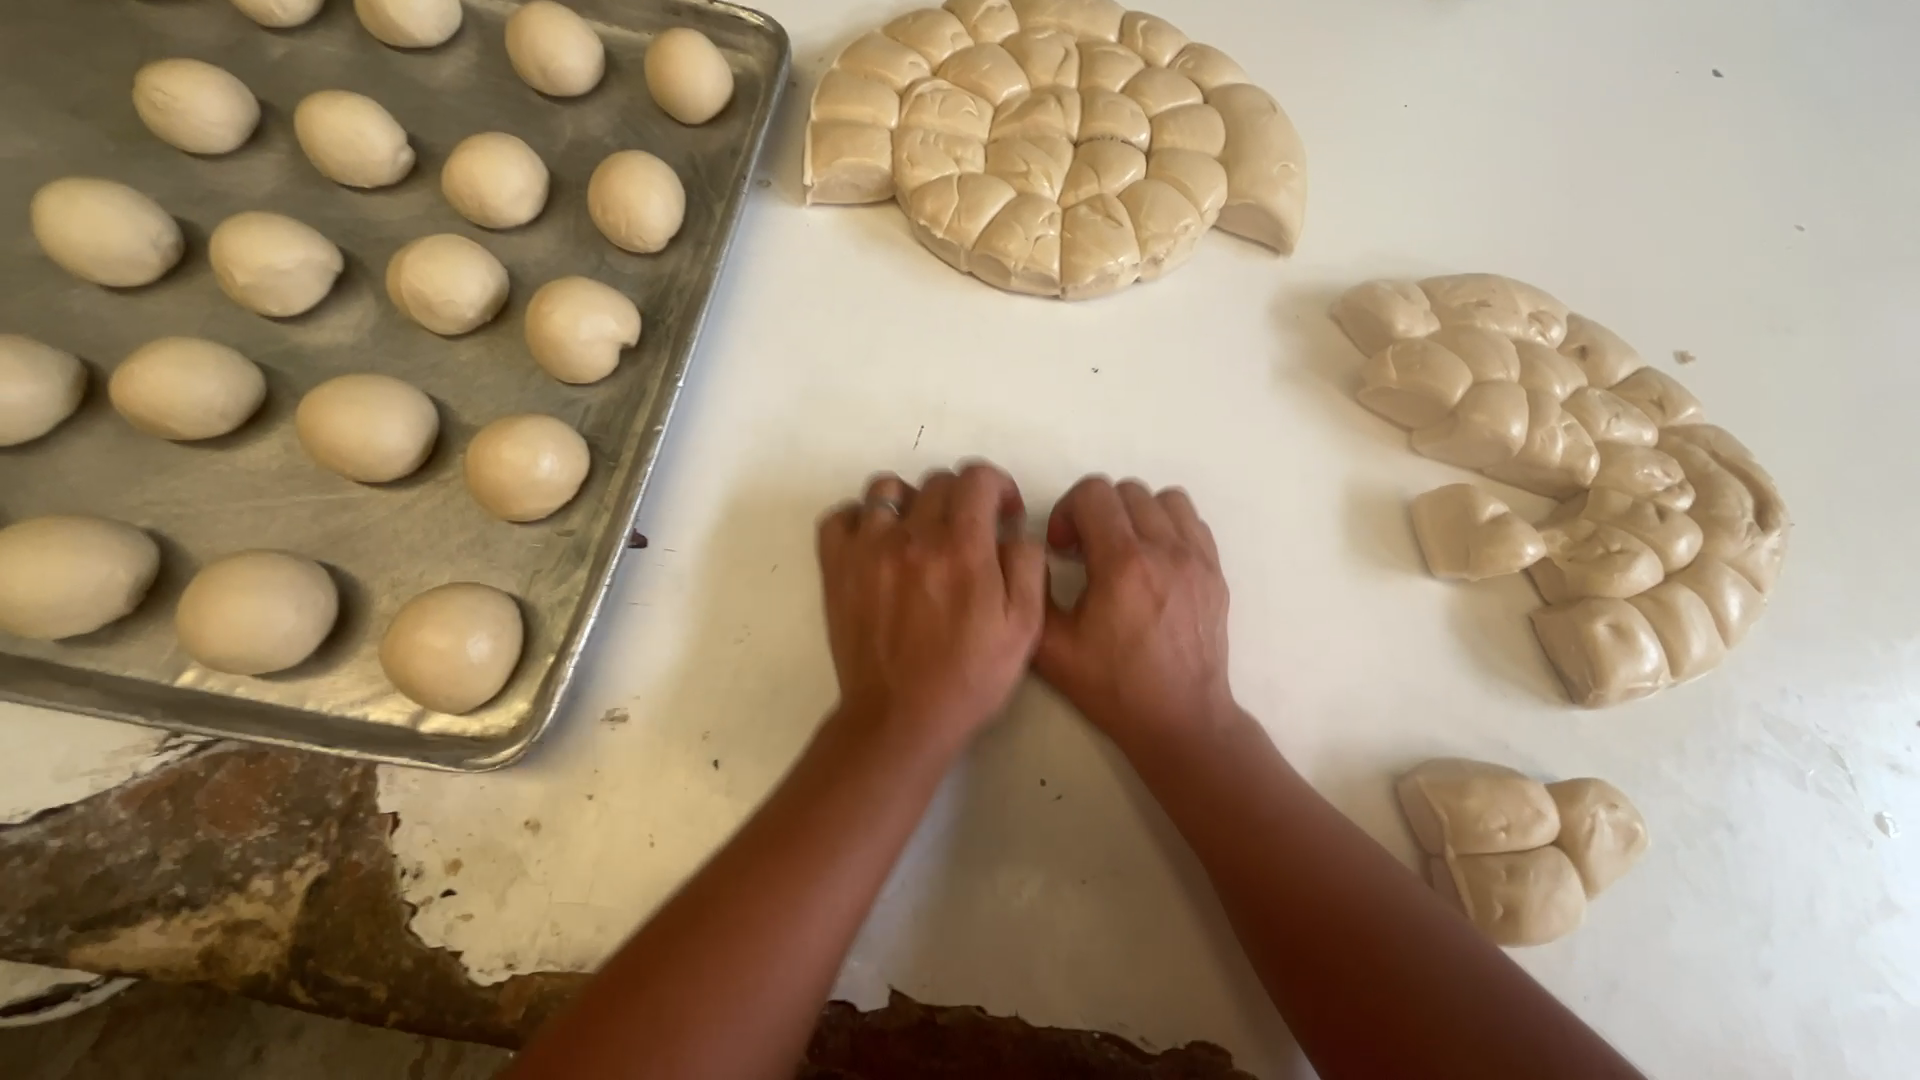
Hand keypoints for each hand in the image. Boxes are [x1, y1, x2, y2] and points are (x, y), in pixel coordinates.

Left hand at [817, 462, 1046, 747]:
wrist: (901, 718)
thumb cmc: (969, 677)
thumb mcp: (1025, 627)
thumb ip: (1027, 564)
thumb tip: (1012, 530)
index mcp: (963, 548)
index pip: (977, 478)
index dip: (998, 487)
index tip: (1003, 514)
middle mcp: (913, 536)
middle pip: (937, 482)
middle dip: (962, 499)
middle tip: (968, 534)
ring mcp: (868, 549)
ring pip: (887, 489)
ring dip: (912, 502)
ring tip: (920, 534)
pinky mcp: (837, 567)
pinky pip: (842, 517)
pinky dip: (861, 520)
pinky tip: (878, 544)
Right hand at [1035, 477, 1237, 750]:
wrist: (1179, 718)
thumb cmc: (1112, 686)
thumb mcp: (1051, 647)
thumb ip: (1033, 592)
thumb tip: (1033, 557)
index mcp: (1123, 564)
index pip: (1093, 493)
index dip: (1067, 512)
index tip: (1063, 550)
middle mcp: (1166, 550)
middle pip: (1126, 491)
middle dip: (1097, 513)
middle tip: (1086, 554)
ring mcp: (1197, 559)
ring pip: (1164, 499)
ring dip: (1135, 515)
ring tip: (1122, 551)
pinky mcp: (1215, 573)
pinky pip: (1191, 522)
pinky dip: (1167, 528)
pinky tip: (1152, 563)